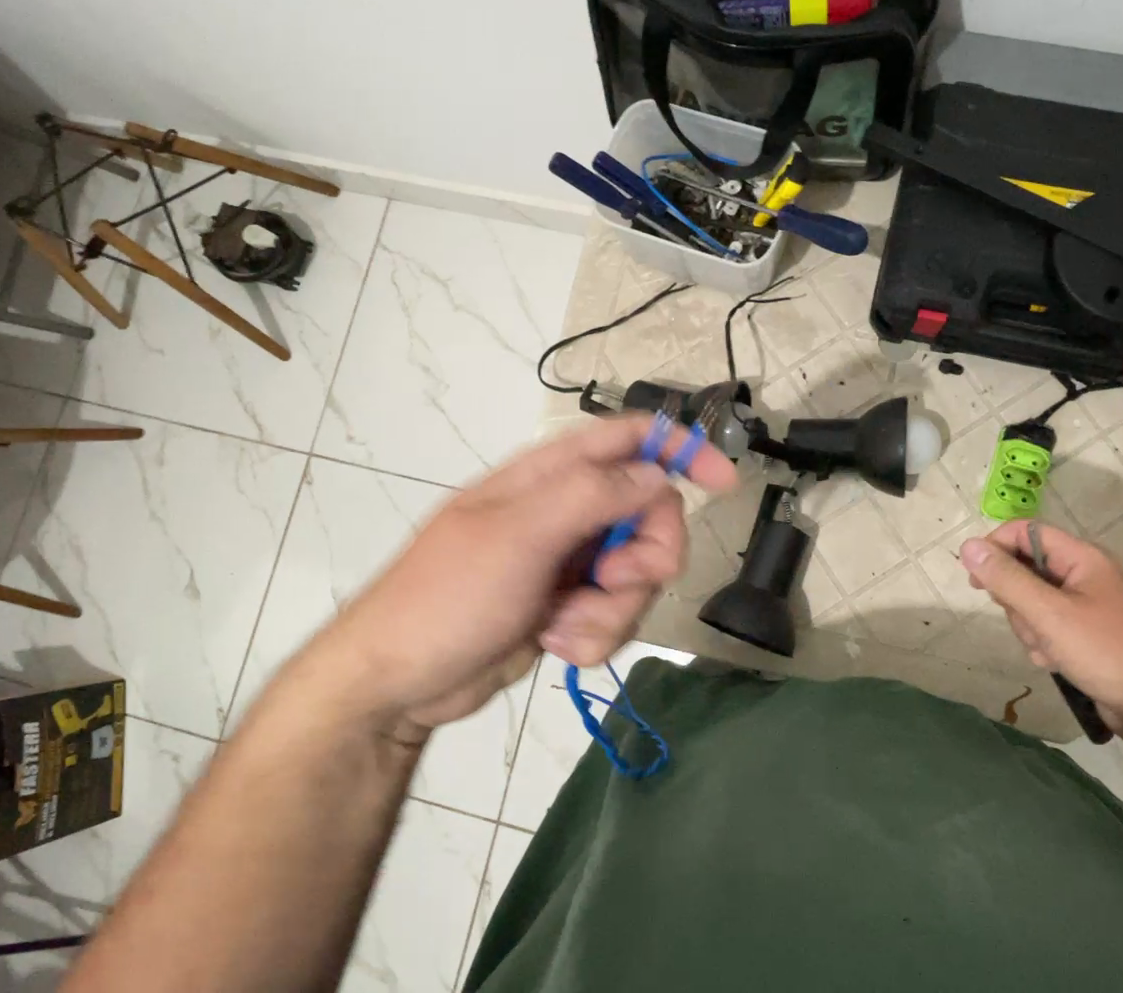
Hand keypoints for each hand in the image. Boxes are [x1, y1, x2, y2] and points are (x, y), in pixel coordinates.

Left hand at [324, 415, 737, 730]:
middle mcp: (566, 512)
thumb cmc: (448, 596)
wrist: (398, 682)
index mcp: (549, 476)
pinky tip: (555, 645)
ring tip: (563, 628)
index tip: (724, 484)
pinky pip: (616, 615)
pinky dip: (594, 636)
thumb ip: (590, 494)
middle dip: (647, 556)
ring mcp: (569, 562)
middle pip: (651, 515)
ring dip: (612, 610)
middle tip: (616, 578)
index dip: (682, 450)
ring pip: (639, 574)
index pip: (630, 440)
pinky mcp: (569, 607)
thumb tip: (656, 473)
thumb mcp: (517, 535)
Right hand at [959, 521, 1122, 730]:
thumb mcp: (1050, 614)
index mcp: (1081, 558)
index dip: (995, 549)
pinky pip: (1048, 626)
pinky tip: (1057, 662)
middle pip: (1025, 569)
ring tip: (1050, 650)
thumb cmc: (1107, 652)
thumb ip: (1007, 579)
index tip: (976, 581)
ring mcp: (1086, 605)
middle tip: (1031, 624)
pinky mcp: (1086, 633)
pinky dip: (1044, 643)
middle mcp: (1084, 574)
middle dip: (1016, 601)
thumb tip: (968, 546)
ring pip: (1032, 602)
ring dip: (1030, 628)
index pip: (1024, 532)